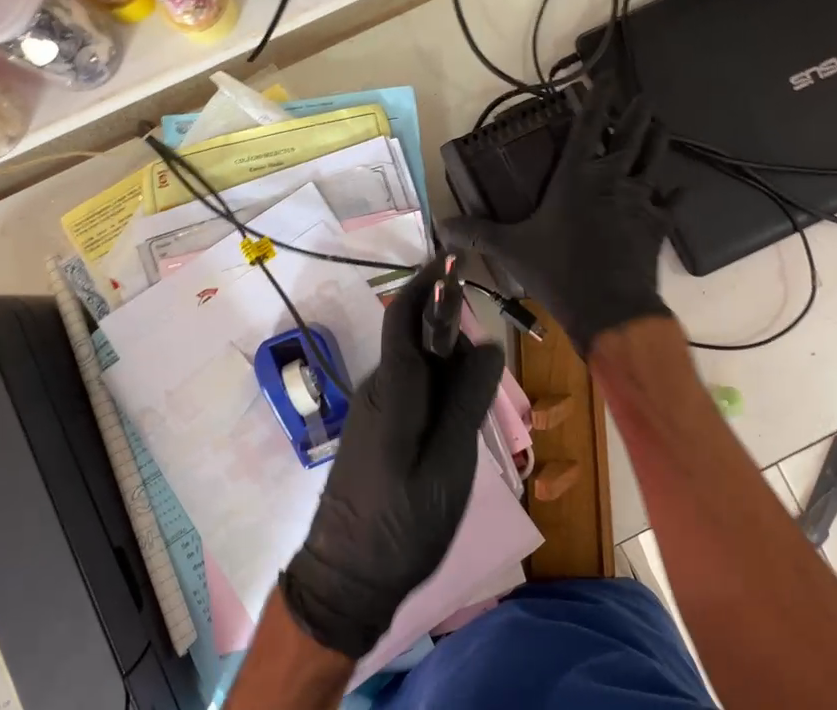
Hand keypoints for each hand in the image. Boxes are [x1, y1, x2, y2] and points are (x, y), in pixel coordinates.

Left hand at [279, 260, 505, 659]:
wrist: (345, 580)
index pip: (405, 317)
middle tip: (491, 366)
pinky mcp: (376, 433)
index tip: (452, 257)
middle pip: (415, 339)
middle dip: (451, 333)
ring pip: (416, 367)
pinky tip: (459, 424)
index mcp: (393, 391)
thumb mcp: (450, 465)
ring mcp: (373, 413)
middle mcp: (378, 390)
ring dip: (449, 367)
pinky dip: (438, 390)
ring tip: (480, 400)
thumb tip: (485, 344)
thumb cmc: (404, 525)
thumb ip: (467, 401)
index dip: (427, 283)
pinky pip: (411, 392)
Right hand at [443, 85, 672, 354]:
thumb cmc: (557, 271)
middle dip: (636, 114)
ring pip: (655, 160)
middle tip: (644, 98)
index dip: (597, 97)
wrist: (608, 306)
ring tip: (661, 125)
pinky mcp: (658, 224)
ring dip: (658, 140)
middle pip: (629, 136)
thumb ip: (478, 234)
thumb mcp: (512, 250)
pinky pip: (672, 202)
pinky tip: (681, 190)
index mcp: (576, 176)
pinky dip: (676, 194)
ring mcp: (640, 199)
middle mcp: (611, 178)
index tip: (608, 75)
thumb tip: (441, 227)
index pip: (587, 125)